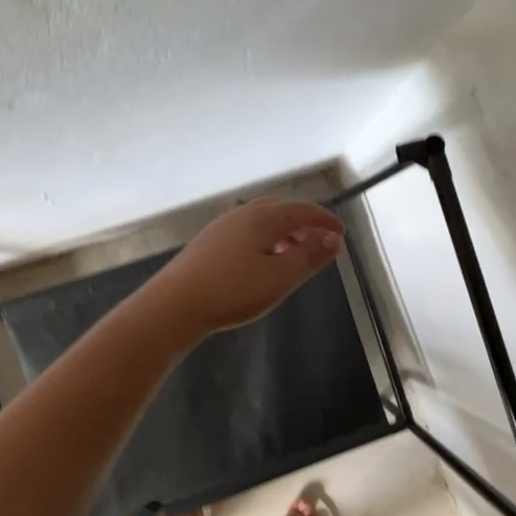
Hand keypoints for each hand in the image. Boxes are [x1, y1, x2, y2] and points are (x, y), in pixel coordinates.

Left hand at [146, 197, 343, 333]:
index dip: (325, 221)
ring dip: (283, 232)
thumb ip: (310, 256)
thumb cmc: (233, 291)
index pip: (303, 211)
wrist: (174, 305)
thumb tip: (334, 238)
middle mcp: (243, 214)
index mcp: (264, 218)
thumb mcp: (280, 277)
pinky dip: (264, 239)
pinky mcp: (208, 243)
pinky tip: (262, 262)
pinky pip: (246, 231)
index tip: (341, 234)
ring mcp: (222, 227)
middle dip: (304, 224)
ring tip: (294, 254)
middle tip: (320, 243)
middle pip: (281, 210)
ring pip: (261, 220)